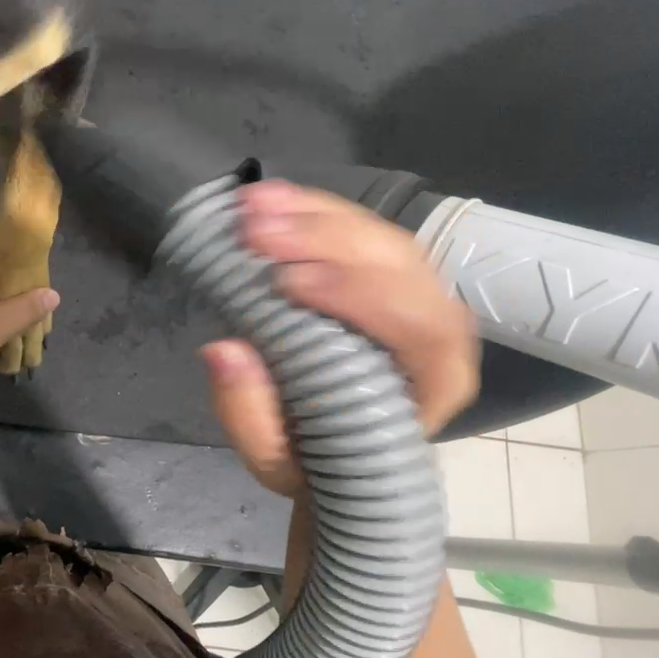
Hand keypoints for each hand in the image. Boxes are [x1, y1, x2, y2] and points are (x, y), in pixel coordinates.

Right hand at [202, 181, 478, 498]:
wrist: (334, 452)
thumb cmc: (312, 460)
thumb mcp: (274, 461)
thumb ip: (250, 415)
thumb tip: (222, 349)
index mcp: (432, 384)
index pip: (420, 328)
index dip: (359, 296)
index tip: (287, 282)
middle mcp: (435, 332)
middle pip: (402, 268)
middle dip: (327, 242)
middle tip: (255, 230)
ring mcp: (410, 295)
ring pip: (381, 240)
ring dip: (315, 216)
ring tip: (251, 205)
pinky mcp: (378, 274)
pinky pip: (358, 229)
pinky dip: (311, 209)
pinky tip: (268, 196)